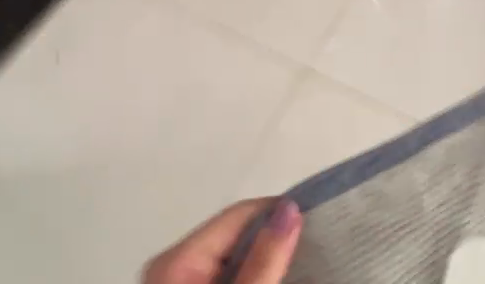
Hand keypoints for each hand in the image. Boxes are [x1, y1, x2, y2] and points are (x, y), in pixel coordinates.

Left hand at [144, 198, 300, 283]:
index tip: (313, 224)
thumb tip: (290, 208)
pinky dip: (246, 272)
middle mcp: (170, 262)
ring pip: (230, 254)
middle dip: (270, 238)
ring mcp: (174, 280)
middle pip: (234, 233)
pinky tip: (266, 276)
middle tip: (307, 249)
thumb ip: (263, 260)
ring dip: (260, 257)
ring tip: (291, 263)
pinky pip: (221, 271)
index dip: (278, 214)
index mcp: (176, 257)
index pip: (239, 213)